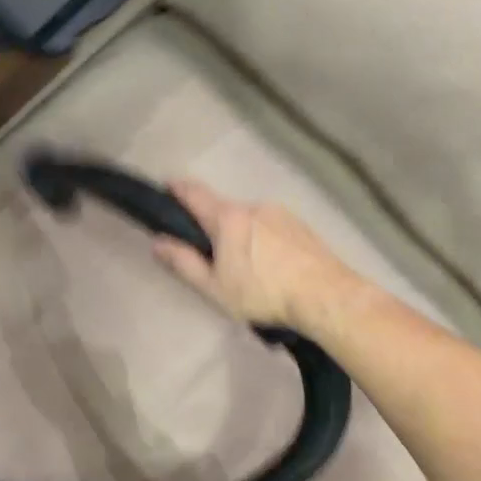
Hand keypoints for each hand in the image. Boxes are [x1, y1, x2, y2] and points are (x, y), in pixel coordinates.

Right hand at [152, 180, 359, 330]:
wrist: (322, 295)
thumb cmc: (261, 293)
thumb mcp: (214, 287)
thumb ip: (184, 263)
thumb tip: (157, 242)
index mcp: (228, 219)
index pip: (196, 195)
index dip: (179, 189)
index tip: (167, 185)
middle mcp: (254, 207)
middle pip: (225, 212)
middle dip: (215, 229)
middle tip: (213, 259)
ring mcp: (281, 215)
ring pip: (250, 223)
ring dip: (242, 239)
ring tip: (247, 272)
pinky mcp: (300, 227)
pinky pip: (272, 230)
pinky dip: (264, 244)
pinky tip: (271, 270)